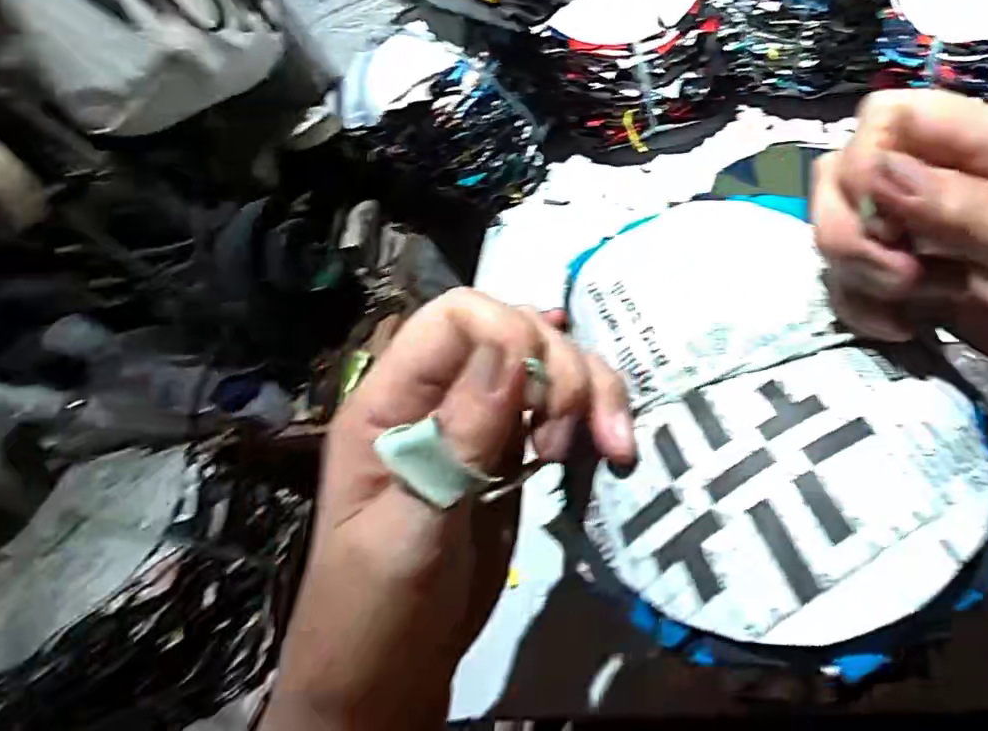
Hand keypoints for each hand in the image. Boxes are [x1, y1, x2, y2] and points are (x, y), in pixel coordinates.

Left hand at [265, 290, 634, 730]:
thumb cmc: (375, 610)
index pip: (457, 317)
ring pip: (560, 361)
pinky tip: (613, 438)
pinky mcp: (523, 441)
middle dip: (563, 374)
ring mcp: (488, 414)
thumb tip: (508, 352)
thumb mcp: (408, 533)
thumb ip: (457, 440)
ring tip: (607, 448)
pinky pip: (574, 400)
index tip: (538, 395)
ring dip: (596, 393)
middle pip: (524, 331)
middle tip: (561, 444)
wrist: (394, 671)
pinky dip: (603, 412)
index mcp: (392, 400)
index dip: (509, 331)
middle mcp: (447, 392)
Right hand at [811, 91, 987, 524]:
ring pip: (850, 225)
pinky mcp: (931, 288)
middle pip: (854, 169)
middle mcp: (955, 180)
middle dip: (850, 221)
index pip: (893, 116)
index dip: (868, 158)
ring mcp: (938, 236)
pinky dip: (863, 302)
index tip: (884, 222)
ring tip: (902, 307)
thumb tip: (875, 170)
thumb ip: (974, 211)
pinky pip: (864, 281)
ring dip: (852, 265)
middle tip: (894, 274)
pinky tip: (900, 330)